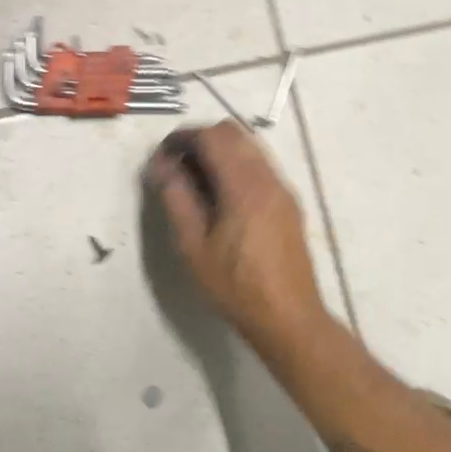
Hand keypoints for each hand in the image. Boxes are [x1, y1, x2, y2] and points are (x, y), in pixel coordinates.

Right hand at [146, 120, 330, 341]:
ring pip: (248, 145)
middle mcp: (268, 178)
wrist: (290, 320)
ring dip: (219, 150)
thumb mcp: (193, 245)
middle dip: (200, 139)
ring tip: (197, 180)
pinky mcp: (288, 202)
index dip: (182, 137)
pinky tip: (221, 195)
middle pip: (232, 132)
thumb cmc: (236, 285)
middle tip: (177, 165)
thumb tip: (161, 164)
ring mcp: (283, 188)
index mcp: (244, 186)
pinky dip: (236, 163)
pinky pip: (260, 164)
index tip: (162, 156)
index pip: (212, 136)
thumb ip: (176, 196)